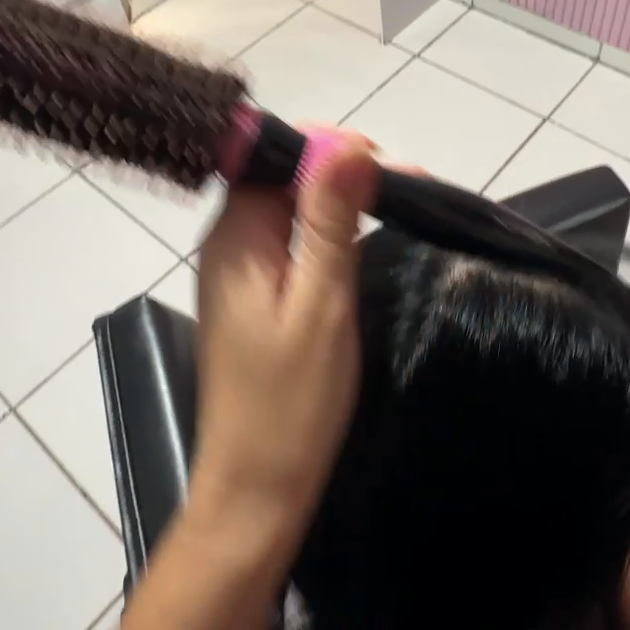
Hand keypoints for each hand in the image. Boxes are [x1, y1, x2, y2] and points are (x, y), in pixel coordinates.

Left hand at [190, 130, 379, 539]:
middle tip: (401, 181)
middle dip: (337, 167)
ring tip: (395, 196)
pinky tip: (361, 232)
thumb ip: (331, 219)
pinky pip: (290, 240)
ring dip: (337, 196)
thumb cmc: (292, 398)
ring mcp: (239, 270)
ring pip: (288, 207)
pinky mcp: (255, 295)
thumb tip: (346, 142)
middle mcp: (228, 242)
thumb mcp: (322, 301)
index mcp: (235, 236)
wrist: (258, 486)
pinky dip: (327, 230)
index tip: (380, 161)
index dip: (323, 146)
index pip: (270, 157)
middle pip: (280, 177)